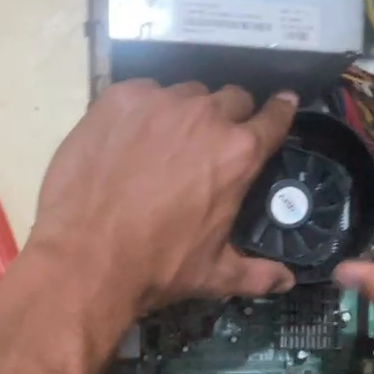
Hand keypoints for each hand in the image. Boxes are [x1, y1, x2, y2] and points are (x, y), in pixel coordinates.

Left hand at [23, 80, 298, 315]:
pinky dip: (145, 110)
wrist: (85, 259)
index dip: (279, 113)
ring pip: (186, 93)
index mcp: (238, 154)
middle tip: (213, 143)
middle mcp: (204, 116)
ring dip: (187, 112)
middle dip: (230, 117)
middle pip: (231, 98)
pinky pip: (143, 93)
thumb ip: (257, 273)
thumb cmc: (158, 267)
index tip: (281, 107)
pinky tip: (132, 138)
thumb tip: (288, 281)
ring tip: (169, 142)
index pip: (274, 117)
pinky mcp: (117, 99)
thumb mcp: (214, 275)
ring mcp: (158, 103)